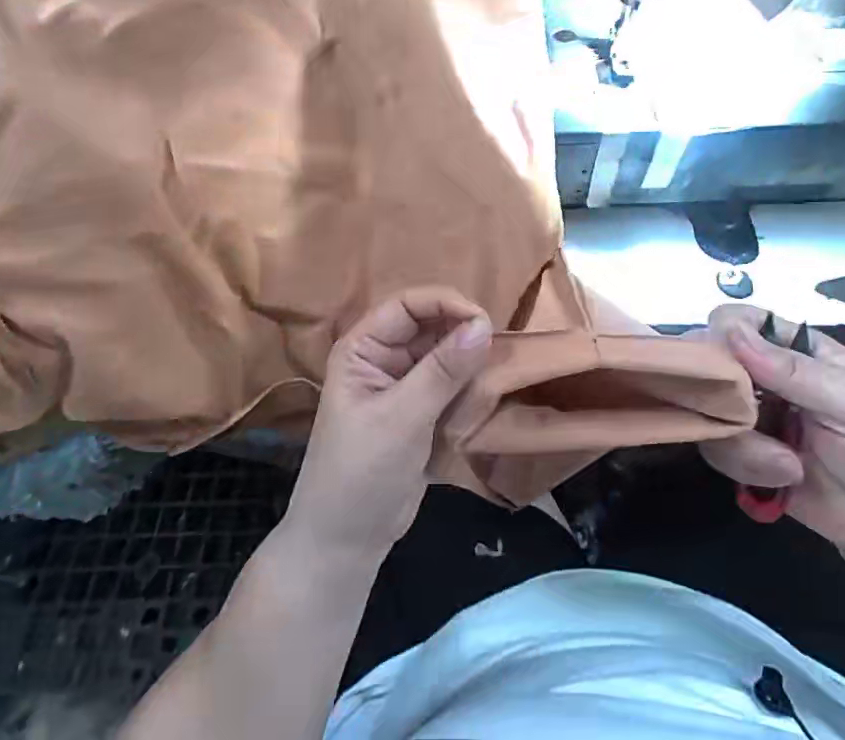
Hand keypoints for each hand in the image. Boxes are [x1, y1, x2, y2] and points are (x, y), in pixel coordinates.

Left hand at [284, 287, 492, 559]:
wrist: (346, 540)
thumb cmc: (361, 471)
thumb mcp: (402, 417)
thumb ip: (443, 370)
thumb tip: (483, 325)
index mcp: (362, 348)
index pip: (406, 305)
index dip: (445, 304)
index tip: (485, 321)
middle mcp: (381, 360)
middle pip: (428, 328)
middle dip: (461, 334)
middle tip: (499, 352)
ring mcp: (401, 388)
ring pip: (443, 358)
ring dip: (469, 363)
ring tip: (497, 374)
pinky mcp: (419, 415)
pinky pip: (449, 387)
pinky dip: (469, 389)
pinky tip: (489, 397)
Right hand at [697, 304, 844, 550]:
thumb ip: (796, 370)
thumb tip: (731, 331)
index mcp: (801, 353)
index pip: (744, 321)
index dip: (725, 331)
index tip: (722, 358)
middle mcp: (767, 378)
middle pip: (712, 362)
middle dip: (721, 393)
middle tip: (748, 418)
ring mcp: (752, 416)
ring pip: (709, 409)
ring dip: (744, 441)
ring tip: (787, 465)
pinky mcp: (742, 453)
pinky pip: (715, 447)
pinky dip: (746, 466)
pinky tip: (782, 480)